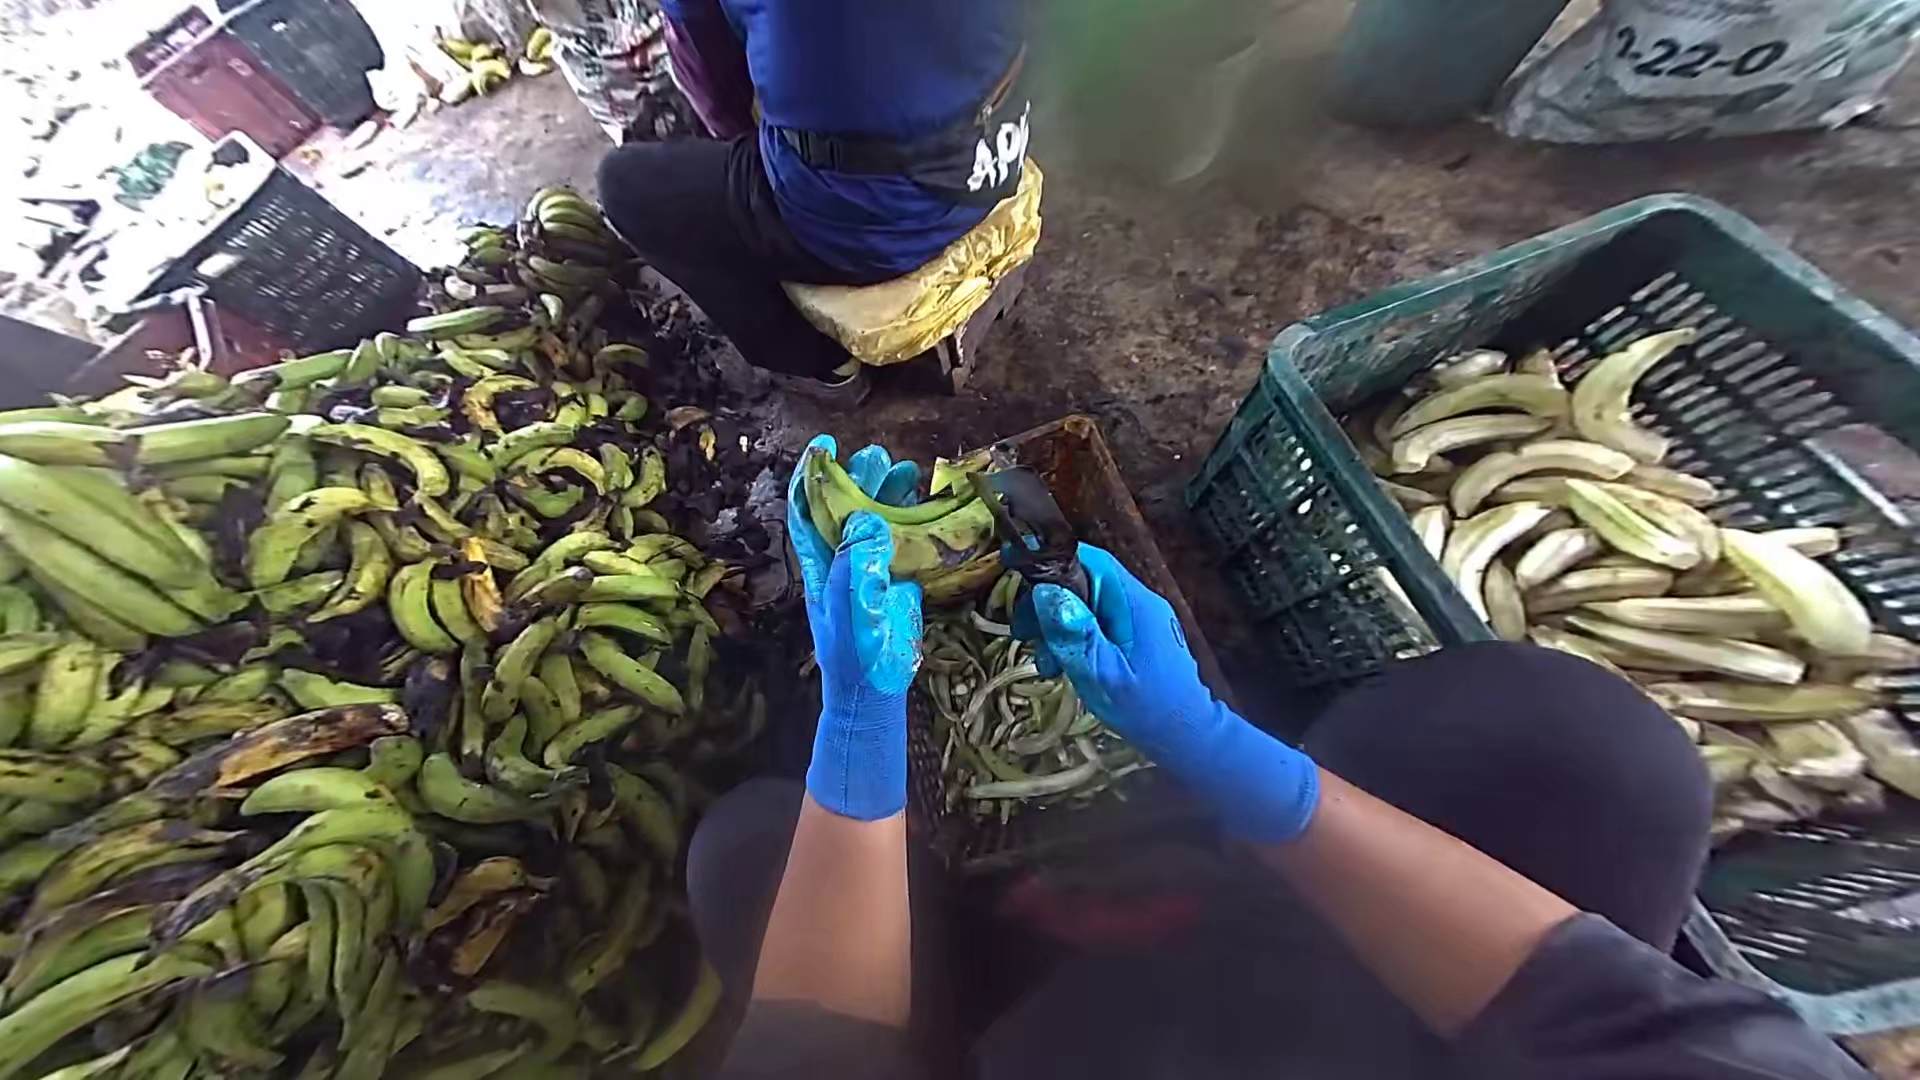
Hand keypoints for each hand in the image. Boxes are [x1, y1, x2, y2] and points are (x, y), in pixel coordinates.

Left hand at [787, 435, 923, 819]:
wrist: (875, 691)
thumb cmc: (855, 655)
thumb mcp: (849, 609)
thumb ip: (855, 565)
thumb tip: (867, 518)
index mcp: (821, 564)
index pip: (810, 512)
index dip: (814, 478)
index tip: (825, 448)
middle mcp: (842, 562)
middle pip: (846, 509)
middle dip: (859, 480)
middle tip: (879, 456)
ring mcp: (870, 571)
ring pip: (876, 523)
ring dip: (889, 496)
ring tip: (907, 471)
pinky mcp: (894, 582)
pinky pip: (901, 544)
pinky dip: (912, 523)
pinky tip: (927, 509)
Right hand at [1014, 544, 1318, 842]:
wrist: (1186, 737)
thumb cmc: (1145, 708)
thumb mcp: (1102, 674)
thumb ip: (1074, 634)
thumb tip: (1044, 591)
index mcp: (1133, 602)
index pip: (1090, 560)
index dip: (1052, 562)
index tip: (1018, 575)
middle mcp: (1136, 600)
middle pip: (1082, 578)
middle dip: (1047, 600)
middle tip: (1022, 631)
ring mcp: (1135, 616)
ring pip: (1083, 600)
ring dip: (1055, 623)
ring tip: (1042, 659)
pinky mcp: (1131, 633)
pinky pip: (1092, 619)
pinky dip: (1070, 635)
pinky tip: (1058, 664)